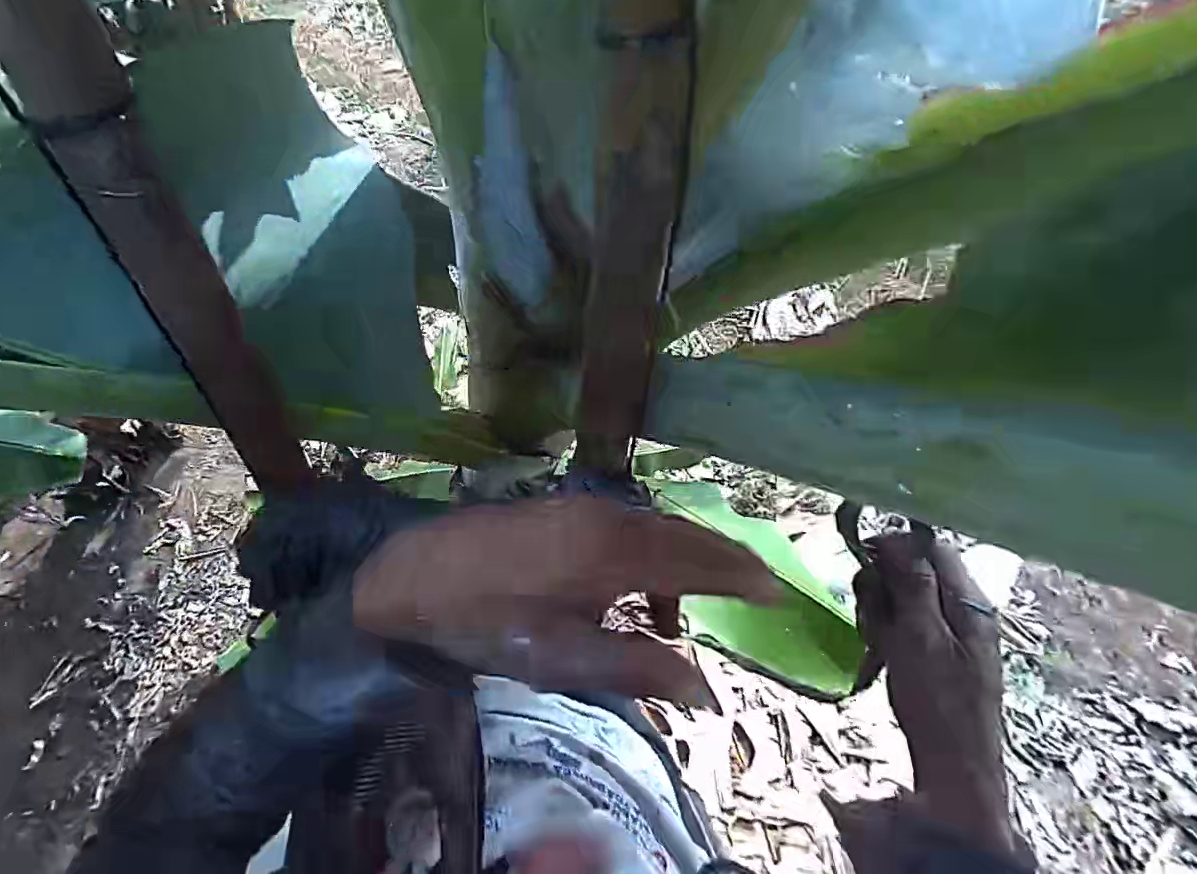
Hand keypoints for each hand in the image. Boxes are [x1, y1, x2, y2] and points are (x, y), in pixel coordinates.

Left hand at [352, 497, 777, 704]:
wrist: (417, 570)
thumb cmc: (490, 619)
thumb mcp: (563, 657)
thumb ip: (638, 666)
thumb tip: (705, 690)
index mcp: (614, 553)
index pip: (698, 562)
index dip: (742, 578)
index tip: (779, 593)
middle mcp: (609, 517)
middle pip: (684, 534)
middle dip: (725, 561)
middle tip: (760, 588)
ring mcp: (585, 506)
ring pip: (657, 528)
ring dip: (684, 563)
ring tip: (684, 619)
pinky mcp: (567, 507)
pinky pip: (628, 525)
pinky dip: (648, 556)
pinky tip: (635, 593)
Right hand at [853, 530, 1013, 856]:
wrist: (954, 769)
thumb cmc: (937, 699)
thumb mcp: (920, 635)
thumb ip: (912, 583)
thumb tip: (898, 536)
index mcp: (968, 601)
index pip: (931, 546)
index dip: (895, 545)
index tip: (864, 558)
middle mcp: (962, 610)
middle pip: (913, 569)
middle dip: (883, 583)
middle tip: (872, 612)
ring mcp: (950, 632)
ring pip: (902, 595)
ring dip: (880, 609)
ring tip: (876, 637)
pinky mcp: (935, 651)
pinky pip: (904, 622)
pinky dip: (886, 630)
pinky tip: (881, 650)